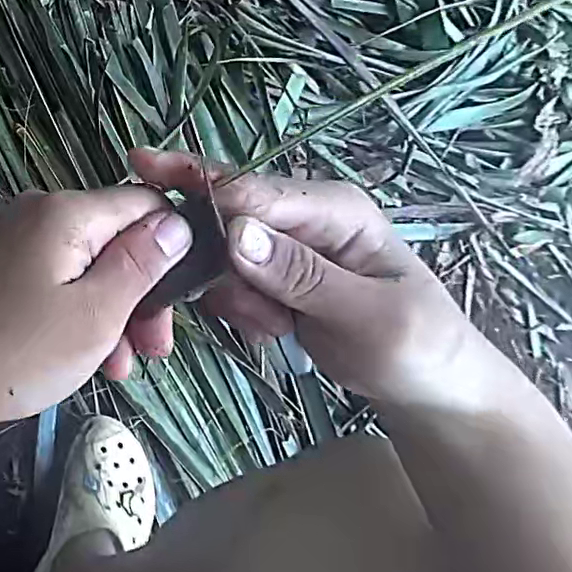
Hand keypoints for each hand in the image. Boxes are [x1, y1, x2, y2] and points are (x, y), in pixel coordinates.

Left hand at [0, 187, 190, 451]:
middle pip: (118, 238)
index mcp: (67, 212)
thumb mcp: (94, 314)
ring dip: (115, 311)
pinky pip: (61, 278)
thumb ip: (142, 264)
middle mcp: (43, 213)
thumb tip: (178, 222)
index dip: (174, 246)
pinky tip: (88, 358)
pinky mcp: (6, 266)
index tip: (184, 302)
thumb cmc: (14, 351)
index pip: (145, 203)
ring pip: (92, 265)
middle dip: (143, 293)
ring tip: (119, 368)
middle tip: (155, 351)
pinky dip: (82, 312)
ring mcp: (20, 239)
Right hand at [130, 148, 510, 411]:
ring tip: (277, 327)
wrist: (429, 391)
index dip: (195, 184)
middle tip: (255, 312)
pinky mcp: (268, 273)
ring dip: (235, 294)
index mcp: (332, 207)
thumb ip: (303, 275)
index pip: (251, 191)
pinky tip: (274, 329)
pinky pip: (224, 280)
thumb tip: (234, 232)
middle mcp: (299, 215)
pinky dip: (237, 307)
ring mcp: (281, 244)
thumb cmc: (419, 349)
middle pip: (223, 214)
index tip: (142, 179)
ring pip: (217, 254)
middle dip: (218, 262)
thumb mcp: (372, 318)